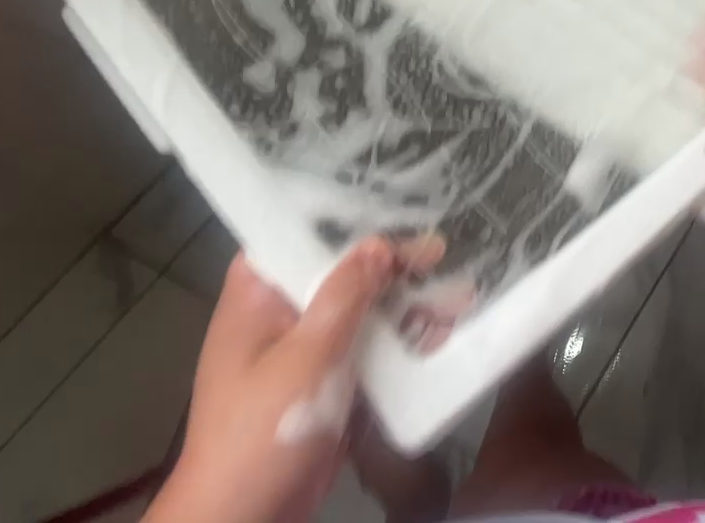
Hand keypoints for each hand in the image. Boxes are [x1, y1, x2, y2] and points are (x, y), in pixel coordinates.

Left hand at [149, 237, 434, 522]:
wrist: (246, 522)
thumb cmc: (264, 429)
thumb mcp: (307, 354)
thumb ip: (345, 295)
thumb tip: (378, 244)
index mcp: (257, 303)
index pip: (293, 241)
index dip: (339, 222)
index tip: (390, 212)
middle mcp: (281, 320)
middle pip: (340, 275)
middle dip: (391, 266)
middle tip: (439, 254)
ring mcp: (308, 355)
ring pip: (363, 313)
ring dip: (408, 304)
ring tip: (459, 297)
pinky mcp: (331, 385)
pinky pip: (372, 350)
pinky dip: (406, 341)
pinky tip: (442, 334)